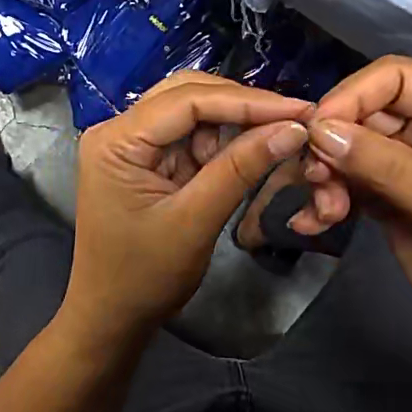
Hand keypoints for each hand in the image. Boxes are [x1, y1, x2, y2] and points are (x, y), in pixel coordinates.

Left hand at [66, 72, 310, 341]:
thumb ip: (240, 169)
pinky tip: (249, 151)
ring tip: (278, 136)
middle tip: (295, 119)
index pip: (186, 100)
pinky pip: (189, 136)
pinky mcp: (145, 159)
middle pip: (186, 95)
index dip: (246, 101)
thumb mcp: (195, 221)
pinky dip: (221, 143)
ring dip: (233, 123)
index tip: (299, 109)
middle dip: (241, 106)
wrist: (111, 316)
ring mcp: (130, 143)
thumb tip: (292, 129)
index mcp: (116, 140)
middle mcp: (118, 130)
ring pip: (191, 111)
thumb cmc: (145, 276)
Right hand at [303, 56, 411, 354]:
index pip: (399, 79)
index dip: (353, 96)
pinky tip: (314, 223)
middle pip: (365, 113)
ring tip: (324, 212)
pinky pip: (347, 183)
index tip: (316, 131)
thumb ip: (391, 169)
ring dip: (326, 176)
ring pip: (348, 148)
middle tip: (314, 181)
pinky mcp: (392, 198)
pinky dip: (326, 199)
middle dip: (334, 144)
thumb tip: (320, 130)